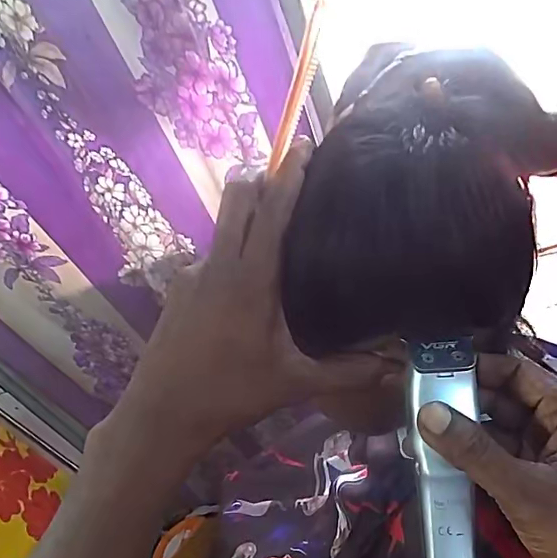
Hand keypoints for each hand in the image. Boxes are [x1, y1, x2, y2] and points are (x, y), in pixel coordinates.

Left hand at [108, 140, 392, 457]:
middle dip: (260, 176)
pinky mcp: (176, 290)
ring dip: (245, 218)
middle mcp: (217, 265)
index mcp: (251, 279)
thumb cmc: (231, 394)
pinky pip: (210, 259)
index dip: (290, 172)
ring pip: (222, 229)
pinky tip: (243, 288)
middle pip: (236, 198)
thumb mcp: (293, 383)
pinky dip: (230, 256)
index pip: (272, 210)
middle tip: (288, 172)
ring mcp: (191, 275)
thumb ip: (346, 372)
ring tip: (274, 236)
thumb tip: (394, 369)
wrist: (162, 413)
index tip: (304, 144)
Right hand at [347, 48, 556, 174]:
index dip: (377, 91)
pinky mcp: (437, 69)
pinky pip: (394, 67)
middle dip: (359, 83)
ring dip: (360, 82)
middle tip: (339, 120)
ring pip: (387, 55)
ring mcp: (444, 56)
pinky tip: (359, 112)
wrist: (548, 140)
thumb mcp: (499, 132)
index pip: (409, 63)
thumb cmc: (526, 142)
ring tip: (342, 117)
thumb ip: (462, 109)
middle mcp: (454, 47)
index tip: (352, 121)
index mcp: (471, 57)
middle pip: (389, 50)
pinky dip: (371, 86)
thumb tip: (423, 89)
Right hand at [414, 353, 556, 557]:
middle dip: (465, 401)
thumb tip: (429, 413)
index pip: (519, 372)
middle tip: (418, 400)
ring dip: (465, 432)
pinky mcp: (532, 486)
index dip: (479, 366)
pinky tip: (440, 460)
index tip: (436, 368)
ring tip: (421, 428)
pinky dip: (471, 460)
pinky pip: (496, 461)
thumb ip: (474, 451)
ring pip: (497, 432)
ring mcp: (544, 459)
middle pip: (504, 400)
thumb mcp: (525, 490)